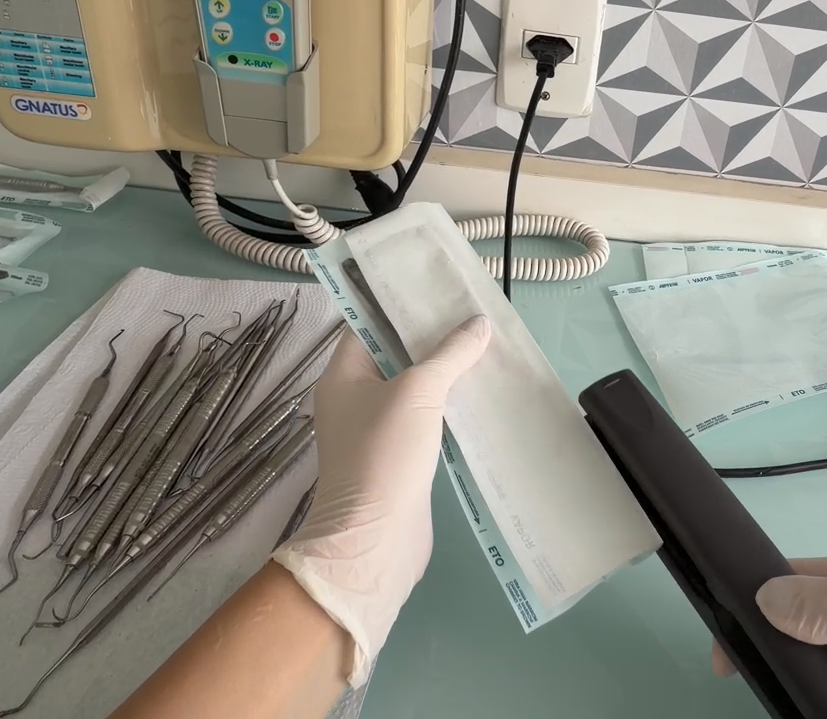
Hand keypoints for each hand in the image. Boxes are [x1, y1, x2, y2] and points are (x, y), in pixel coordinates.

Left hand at [272, 316, 490, 685]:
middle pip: (394, 352)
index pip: (367, 323)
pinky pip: (425, 414)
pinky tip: (479, 389)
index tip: (434, 285)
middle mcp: (355, 397)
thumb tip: (480, 323)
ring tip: (482, 342)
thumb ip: (450, 354)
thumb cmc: (384, 454)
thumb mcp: (418, 392)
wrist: (377, 541)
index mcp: (344, 375)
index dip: (398, 301)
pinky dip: (448, 399)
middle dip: (430, 333)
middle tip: (469, 310)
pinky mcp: (400, 454)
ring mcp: (377, 428)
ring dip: (443, 368)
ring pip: (413, 384)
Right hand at [715, 555, 826, 718]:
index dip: (744, 604)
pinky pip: (814, 688)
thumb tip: (767, 597)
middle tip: (744, 681)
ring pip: (795, 658)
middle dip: (759, 648)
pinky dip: (800, 698)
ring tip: (767, 697)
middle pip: (780, 620)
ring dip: (781, 678)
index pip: (776, 576)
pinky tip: (793, 707)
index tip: (725, 646)